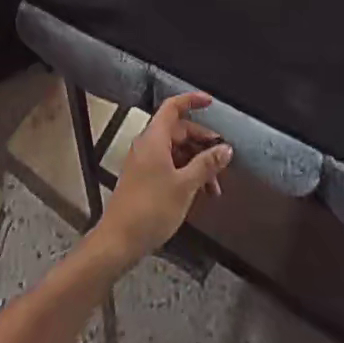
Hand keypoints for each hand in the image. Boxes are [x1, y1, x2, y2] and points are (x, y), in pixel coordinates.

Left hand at [92, 93, 231, 264]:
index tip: (210, 102)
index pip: (173, 107)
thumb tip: (226, 148)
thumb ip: (206, 164)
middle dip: (202, 143)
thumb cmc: (151, 209)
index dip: (192, 100)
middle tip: (222, 158)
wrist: (118, 242)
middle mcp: (147, 145)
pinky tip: (198, 192)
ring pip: (175, 152)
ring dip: (196, 163)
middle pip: (178, 131)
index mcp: (154, 139)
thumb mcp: (185, 186)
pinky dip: (185, 173)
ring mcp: (143, 163)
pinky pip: (168, 166)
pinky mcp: (142, 179)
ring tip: (214, 187)